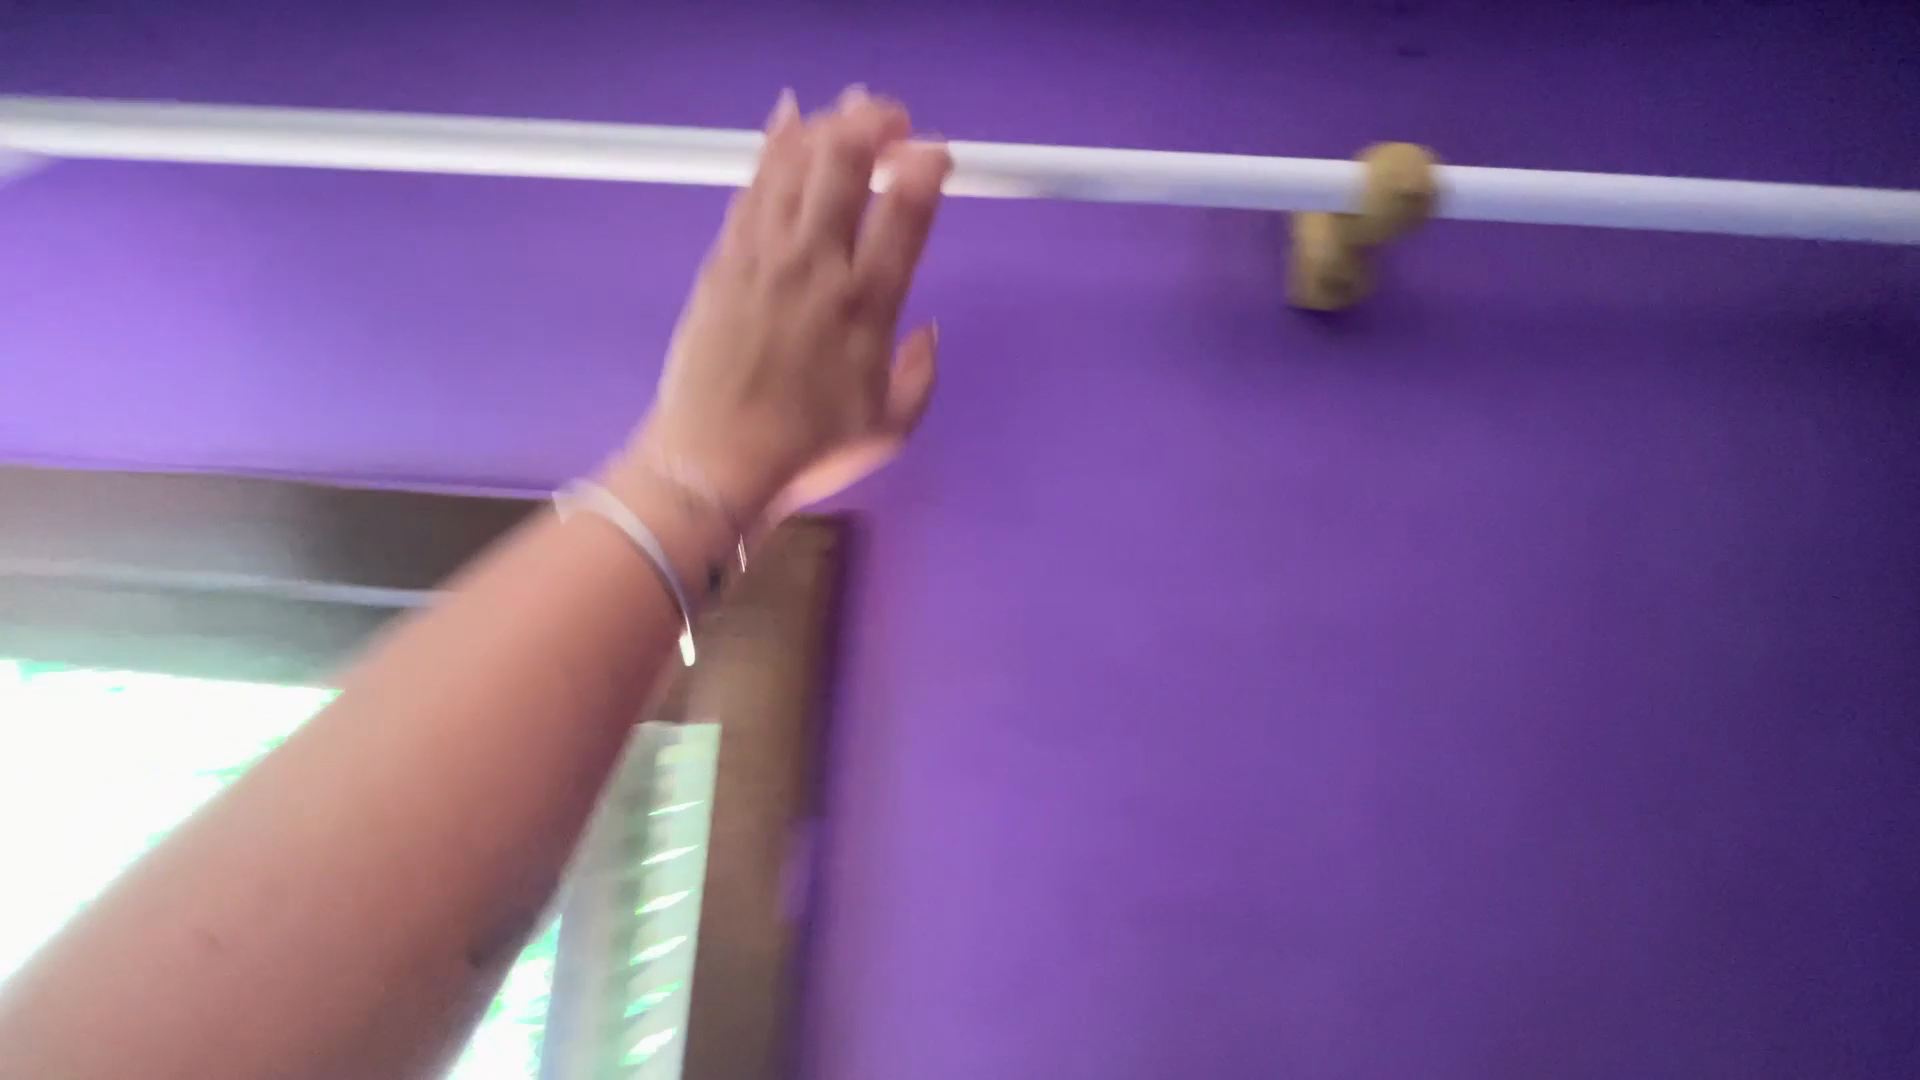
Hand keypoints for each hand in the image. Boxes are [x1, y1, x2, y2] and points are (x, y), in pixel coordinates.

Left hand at [628, 86, 950, 520]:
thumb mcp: (889, 430)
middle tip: (894, 119)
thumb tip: (928, 329)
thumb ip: (920, 376)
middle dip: (875, 124)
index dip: (925, 168)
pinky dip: (773, 148)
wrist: (713, 463)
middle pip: (845, 165)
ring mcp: (764, 258)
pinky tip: (787, 123)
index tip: (937, 154)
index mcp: (866, 309)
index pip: (905, 214)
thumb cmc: (807, 452)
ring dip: (826, 126)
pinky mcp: (723, 260)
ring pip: (795, 164)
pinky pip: (752, 187)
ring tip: (847, 112)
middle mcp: (817, 268)